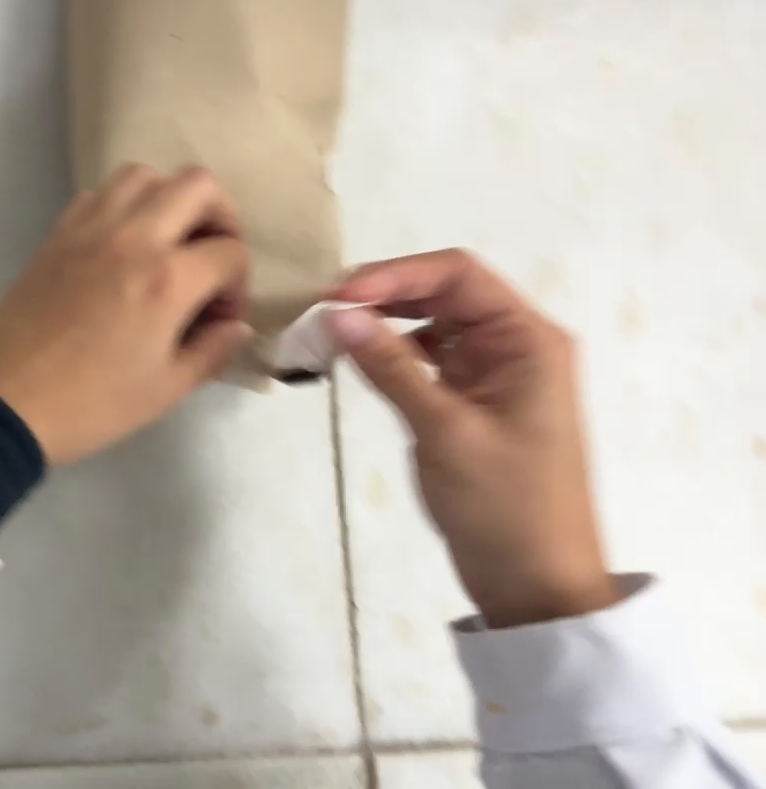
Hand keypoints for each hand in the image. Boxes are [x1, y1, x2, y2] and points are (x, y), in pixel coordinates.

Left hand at [0, 164, 252, 466]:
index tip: (217, 319)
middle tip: (209, 262)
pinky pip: (95, 195)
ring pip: (140, 175)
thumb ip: (211, 351)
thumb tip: (236, 325)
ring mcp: (86, 230)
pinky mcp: (53, 236)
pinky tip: (118, 249)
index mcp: (166, 277)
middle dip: (219, 217)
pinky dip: (118, 206)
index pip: (230, 252)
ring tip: (166, 246)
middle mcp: (130, 237)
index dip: (238, 286)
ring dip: (166, 199)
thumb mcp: (163, 389)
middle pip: (196, 185)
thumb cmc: (87, 403)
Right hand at [325, 249, 618, 627]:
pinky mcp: (465, 394)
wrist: (533, 579)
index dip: (393, 274)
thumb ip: (389, 366)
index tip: (337, 298)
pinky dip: (382, 348)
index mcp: (527, 342)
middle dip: (378, 292)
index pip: (457, 274)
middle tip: (320, 312)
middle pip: (439, 289)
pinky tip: (351, 359)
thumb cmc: (504, 503)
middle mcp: (512, 344)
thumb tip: (335, 313)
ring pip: (425, 318)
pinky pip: (419, 351)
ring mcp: (489, 369)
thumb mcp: (443, 429)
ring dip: (376, 318)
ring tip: (326, 332)